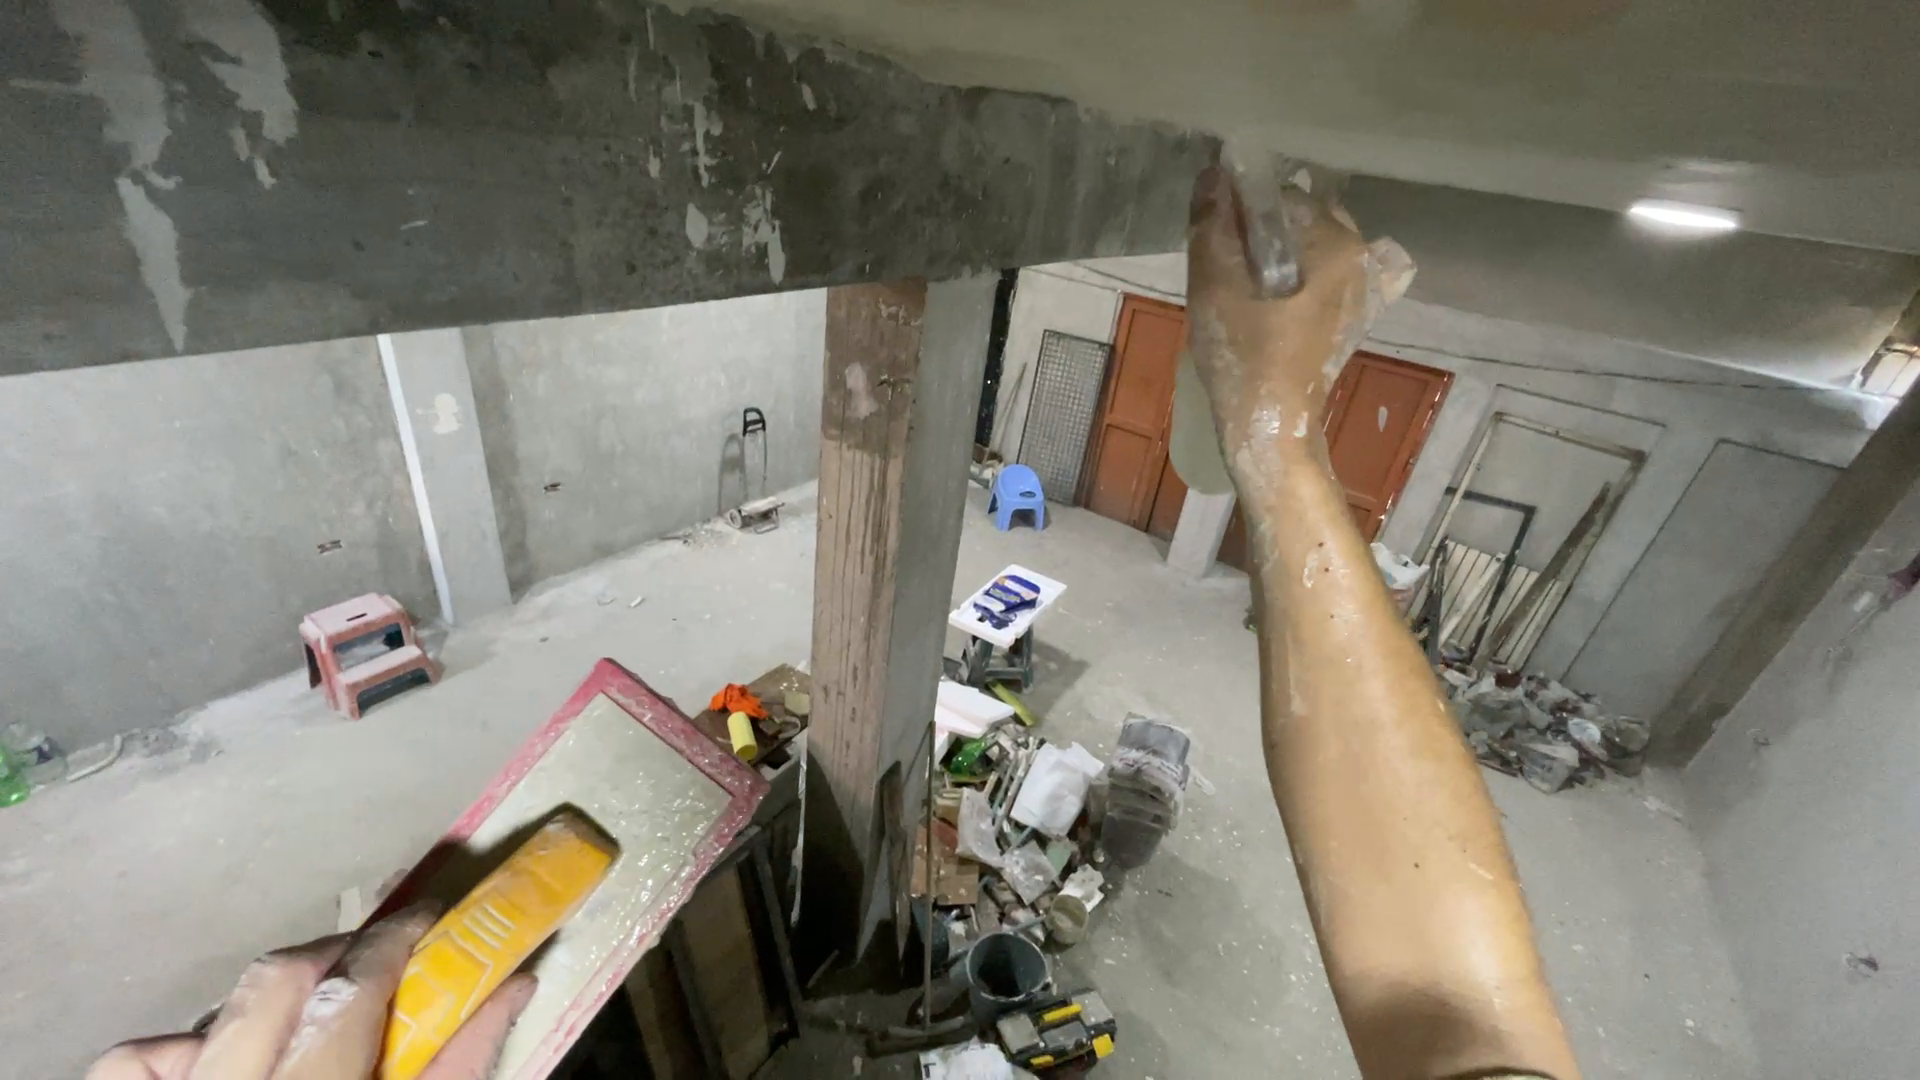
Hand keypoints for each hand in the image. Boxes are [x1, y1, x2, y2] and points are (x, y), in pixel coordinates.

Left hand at [87, 905, 535, 1079]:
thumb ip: (462, 1060)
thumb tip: (518, 982)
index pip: (352, 987)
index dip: (395, 935)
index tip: (431, 919)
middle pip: (277, 980)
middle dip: (336, 951)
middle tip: (377, 958)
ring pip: (205, 1017)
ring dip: (268, 1002)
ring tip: (304, 1021)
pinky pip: (133, 1064)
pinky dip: (178, 1050)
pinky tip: (221, 1062)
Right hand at [1185, 164, 1413, 477]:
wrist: (1268, 426)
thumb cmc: (1242, 358)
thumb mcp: (1215, 287)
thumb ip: (1211, 226)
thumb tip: (1212, 176)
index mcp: (1336, 243)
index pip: (1281, 198)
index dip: (1240, 214)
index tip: (1213, 244)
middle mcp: (1362, 258)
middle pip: (1301, 222)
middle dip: (1261, 236)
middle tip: (1226, 273)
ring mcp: (1364, 291)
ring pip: (1311, 250)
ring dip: (1277, 259)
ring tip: (1243, 294)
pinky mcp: (1354, 319)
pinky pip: (1323, 279)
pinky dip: (1297, 280)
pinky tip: (1271, 307)